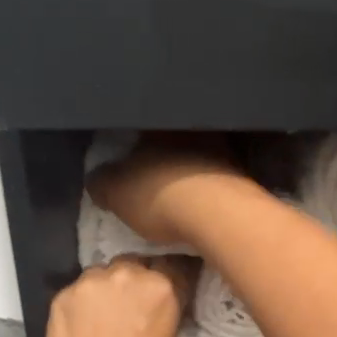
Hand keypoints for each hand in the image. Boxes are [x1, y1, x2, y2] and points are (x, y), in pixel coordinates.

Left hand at [38, 255, 194, 336]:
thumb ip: (165, 318)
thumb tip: (158, 311)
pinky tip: (88, 332)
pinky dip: (87, 305)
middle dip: (141, 285)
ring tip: (111, 325)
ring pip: (106, 275)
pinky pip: (81, 292)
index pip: (177, 266)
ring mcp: (87, 285)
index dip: (176, 283)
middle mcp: (125, 276)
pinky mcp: (60, 299)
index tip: (175, 297)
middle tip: (140, 316)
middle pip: (138, 266)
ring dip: (112, 292)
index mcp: (162, 290)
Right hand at [87, 134, 252, 248]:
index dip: (132, 152)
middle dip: (163, 162)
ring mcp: (220, 149)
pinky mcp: (240, 175)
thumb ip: (102, 183)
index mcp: (155, 124)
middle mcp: (190, 128)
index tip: (129, 170)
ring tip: (179, 201)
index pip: (139, 132)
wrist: (215, 212)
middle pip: (172, 144)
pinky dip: (207, 193)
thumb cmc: (157, 195)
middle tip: (155, 186)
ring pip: (197, 160)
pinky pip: (216, 182)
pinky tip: (200, 210)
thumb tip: (96, 180)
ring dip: (188, 176)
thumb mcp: (115, 192)